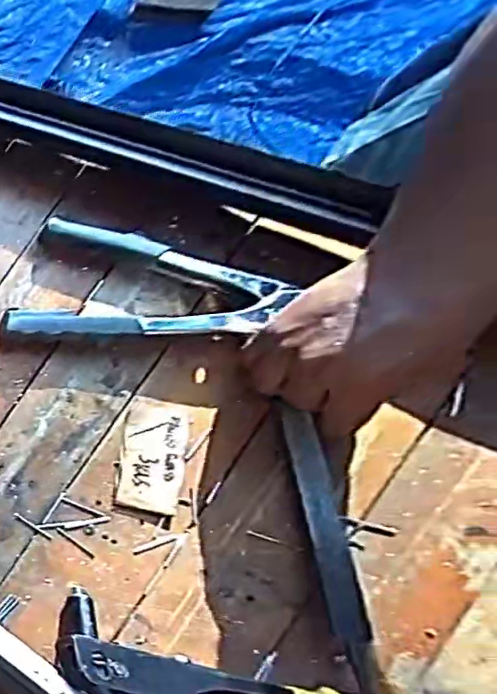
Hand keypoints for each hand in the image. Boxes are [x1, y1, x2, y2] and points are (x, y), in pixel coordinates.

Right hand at [242, 257, 469, 437]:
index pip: (334, 423)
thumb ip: (391, 388)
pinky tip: (278, 358)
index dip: (338, 425)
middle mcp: (314, 371)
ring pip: (264, 383)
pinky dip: (259, 361)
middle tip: (326, 392)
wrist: (426, 269)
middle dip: (311, 399)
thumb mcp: (434, 363)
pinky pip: (249, 357)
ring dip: (279, 382)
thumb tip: (368, 401)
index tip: (339, 424)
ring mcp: (289, 348)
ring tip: (296, 375)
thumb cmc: (443, 310)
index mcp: (358, 386)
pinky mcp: (273, 328)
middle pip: (296, 401)